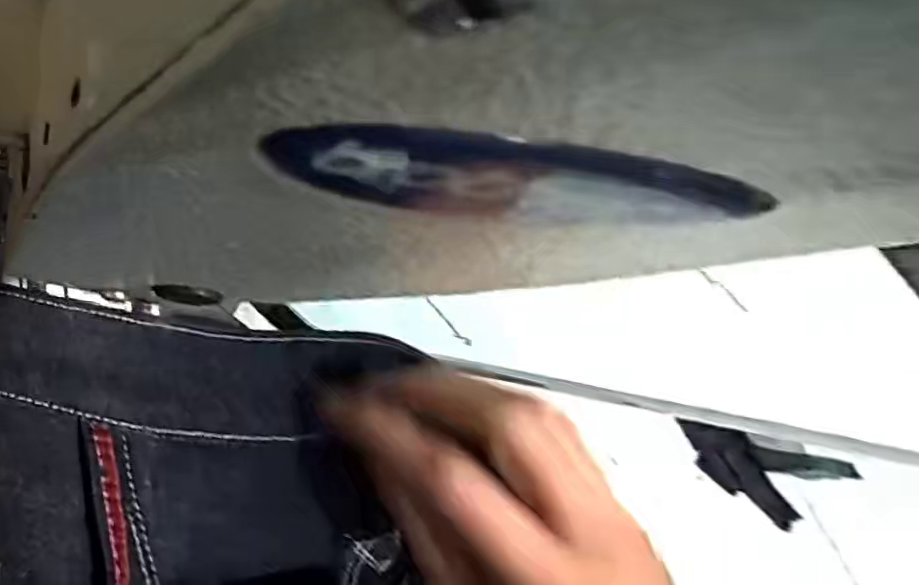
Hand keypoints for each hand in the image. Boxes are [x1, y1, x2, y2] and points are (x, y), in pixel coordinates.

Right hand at [323, 367, 670, 584]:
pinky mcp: (616, 496)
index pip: (450, 475)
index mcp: (546, 574)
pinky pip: (549, 421)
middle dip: (424, 389)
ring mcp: (616, 510)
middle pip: (507, 420)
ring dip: (453, 385)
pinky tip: (452, 404)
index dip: (380, 427)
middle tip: (369, 388)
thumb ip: (419, 524)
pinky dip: (488, 399)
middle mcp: (596, 533)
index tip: (333, 404)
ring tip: (402, 389)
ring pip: (533, 408)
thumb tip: (371, 449)